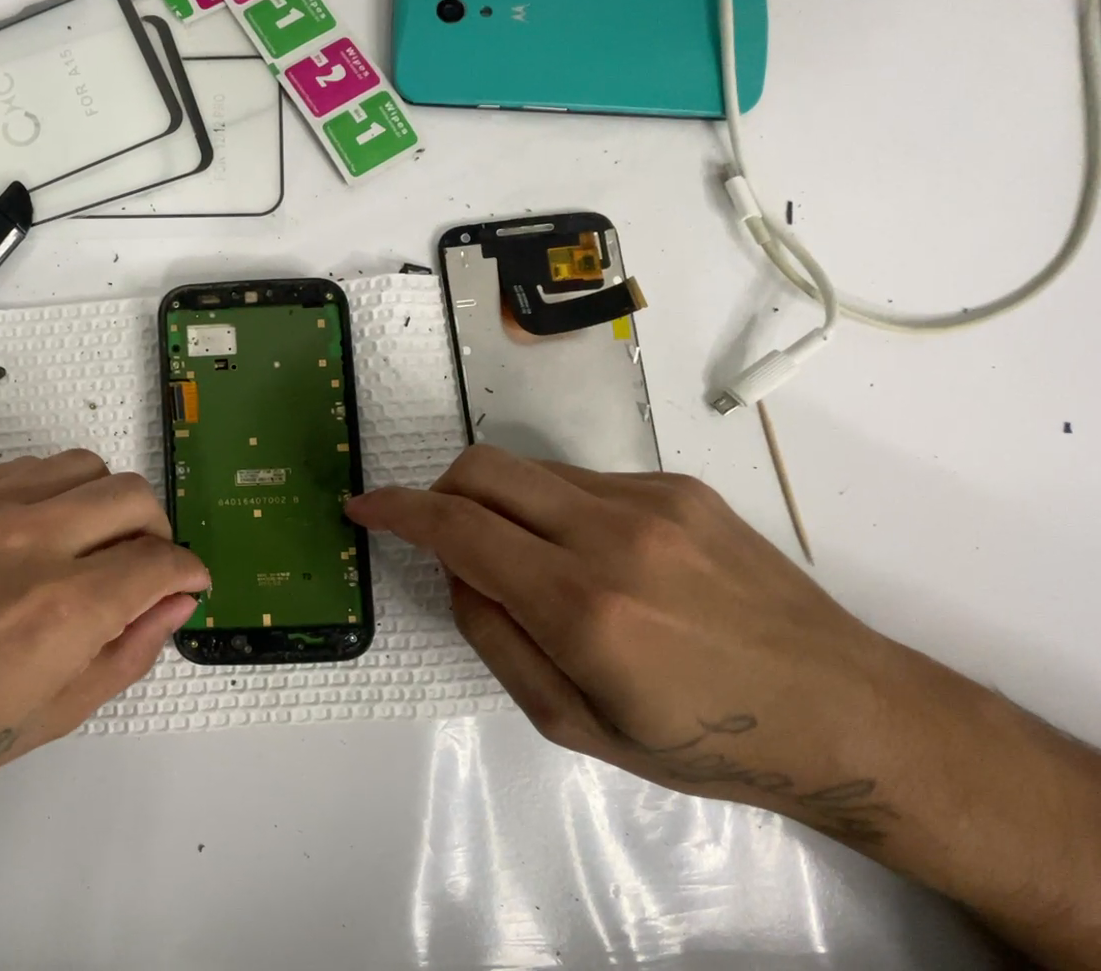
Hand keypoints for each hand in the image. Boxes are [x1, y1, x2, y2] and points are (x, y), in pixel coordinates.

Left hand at [0, 450, 206, 962]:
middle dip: (158, 532)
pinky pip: (26, 467)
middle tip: (142, 570)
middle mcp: (30, 538)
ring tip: (88, 545)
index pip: (162, 561)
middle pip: (134, 495)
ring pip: (83, 464)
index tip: (187, 586)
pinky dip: (53, 490)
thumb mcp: (50, 716)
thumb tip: (173, 604)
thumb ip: (126, 653)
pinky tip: (33, 532)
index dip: (189, 574)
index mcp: (63, 607)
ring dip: (106, 501)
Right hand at [348, 445, 910, 833]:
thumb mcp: (571, 722)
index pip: (456, 528)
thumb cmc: (702, 742)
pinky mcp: (683, 489)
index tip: (363, 507)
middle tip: (437, 536)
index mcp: (582, 606)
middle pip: (483, 470)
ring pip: (529, 470)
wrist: (849, 714)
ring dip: (498, 504)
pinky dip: (552, 508)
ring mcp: (654, 502)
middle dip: (437, 491)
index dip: (395, 510)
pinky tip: (591, 557)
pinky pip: (580, 480)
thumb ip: (494, 638)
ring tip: (529, 562)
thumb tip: (456, 568)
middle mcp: (614, 535)